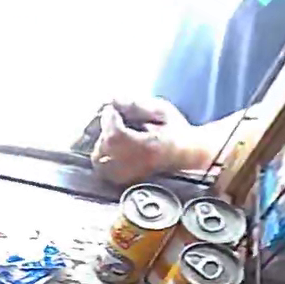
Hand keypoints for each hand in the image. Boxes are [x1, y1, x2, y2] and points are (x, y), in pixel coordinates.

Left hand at [90, 98, 208, 184]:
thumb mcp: (161, 111)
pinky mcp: (122, 182)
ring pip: (99, 159)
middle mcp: (135, 166)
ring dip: (103, 143)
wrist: (185, 155)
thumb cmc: (175, 130)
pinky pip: (102, 169)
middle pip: (104, 147)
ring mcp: (128, 178)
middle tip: (115, 121)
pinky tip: (115, 148)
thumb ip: (136, 105)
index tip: (111, 109)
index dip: (109, 119)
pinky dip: (103, 156)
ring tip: (117, 135)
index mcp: (147, 148)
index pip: (115, 135)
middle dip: (106, 130)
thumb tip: (112, 100)